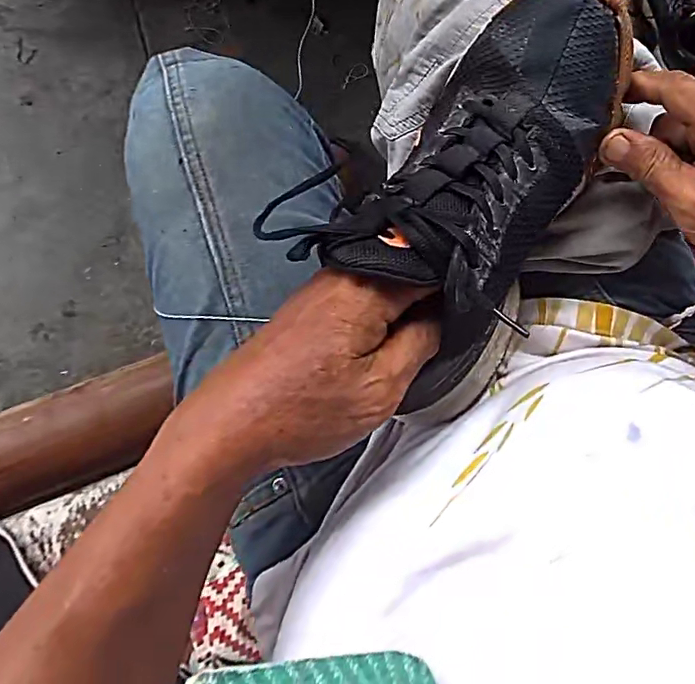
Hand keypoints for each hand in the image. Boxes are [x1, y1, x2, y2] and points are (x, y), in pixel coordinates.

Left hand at [172, 271, 439, 473]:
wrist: (227, 427)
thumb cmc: (299, 411)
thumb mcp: (381, 388)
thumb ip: (423, 342)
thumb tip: (442, 317)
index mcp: (366, 287)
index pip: (432, 268)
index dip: (456, 287)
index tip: (467, 311)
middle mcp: (343, 275)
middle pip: (407, 272)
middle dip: (428, 299)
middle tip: (435, 338)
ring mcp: (323, 286)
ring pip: (384, 285)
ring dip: (400, 310)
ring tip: (402, 348)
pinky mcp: (310, 304)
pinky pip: (360, 296)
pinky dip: (376, 317)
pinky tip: (373, 349)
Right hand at [601, 70, 694, 296]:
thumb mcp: (689, 200)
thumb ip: (649, 164)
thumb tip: (614, 140)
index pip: (674, 85)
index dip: (637, 84)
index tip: (611, 90)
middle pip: (679, 111)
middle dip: (656, 139)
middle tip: (646, 174)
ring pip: (690, 128)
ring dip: (674, 154)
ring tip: (681, 192)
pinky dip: (691, 160)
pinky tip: (694, 190)